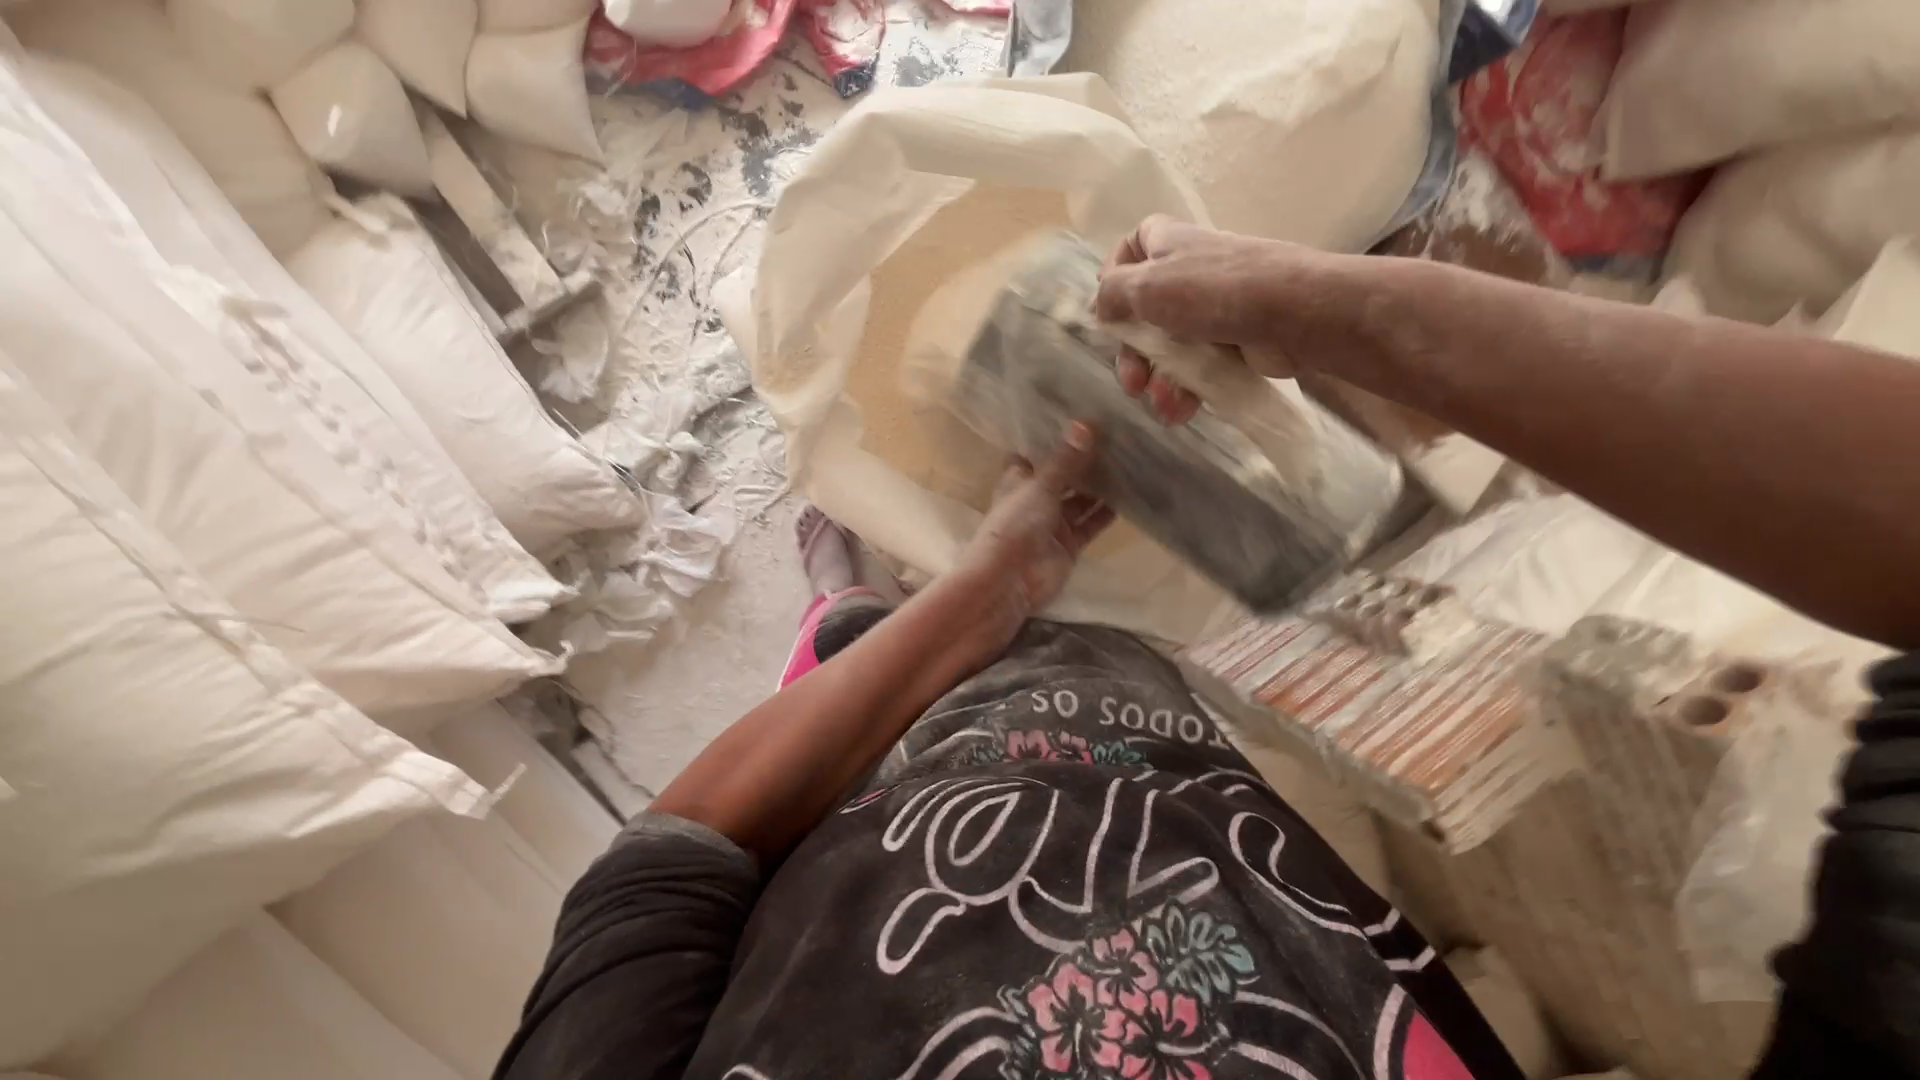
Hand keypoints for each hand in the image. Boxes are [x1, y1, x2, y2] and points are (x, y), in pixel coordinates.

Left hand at [952, 422, 1114, 639]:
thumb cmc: (1016, 525)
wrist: (1010, 580)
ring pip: (1081, 498)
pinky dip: (1107, 512)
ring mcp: (1054, 522)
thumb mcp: (1041, 486)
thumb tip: (1088, 423)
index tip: (1081, 417)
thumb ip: (1066, 459)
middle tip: (1118, 434)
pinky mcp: (1070, 544)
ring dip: (1100, 485)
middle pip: (1064, 475)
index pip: (1036, 453)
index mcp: (1018, 479)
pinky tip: (1130, 494)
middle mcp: (1035, 498)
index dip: (1054, 438)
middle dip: (1085, 460)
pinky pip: (1092, 523)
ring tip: (1129, 459)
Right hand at [1096, 215, 1319, 421]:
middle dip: (1134, 354)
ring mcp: (1214, 309)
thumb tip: (1098, 305)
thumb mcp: (1147, 285)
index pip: (1134, 244)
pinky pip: (1200, 366)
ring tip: (1164, 406)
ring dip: (1160, 381)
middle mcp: (1190, 272)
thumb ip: (1112, 293)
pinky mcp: (1235, 341)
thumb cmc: (1211, 291)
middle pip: (1145, 313)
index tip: (1107, 308)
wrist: (1293, 314)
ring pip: (1171, 347)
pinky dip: (1188, 389)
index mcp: (1169, 245)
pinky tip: (1183, 409)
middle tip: (1132, 382)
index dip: (1114, 274)